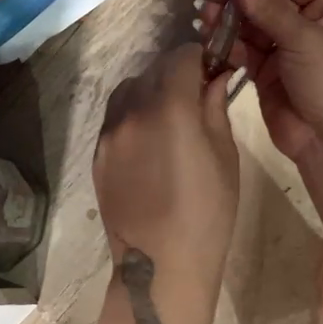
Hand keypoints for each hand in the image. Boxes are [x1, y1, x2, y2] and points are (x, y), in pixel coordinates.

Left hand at [93, 43, 240, 272]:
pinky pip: (116, 117)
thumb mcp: (224, 156)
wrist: (160, 266)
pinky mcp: (97, 154)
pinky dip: (135, 114)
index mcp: (169, 108)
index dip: (201, 57)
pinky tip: (152, 140)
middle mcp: (132, 111)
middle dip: (178, 73)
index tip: (214, 69)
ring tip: (171, 116)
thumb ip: (215, 108)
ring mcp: (109, 133)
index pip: (182, 57)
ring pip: (130, 89)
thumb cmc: (207, 213)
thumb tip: (214, 78)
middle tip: (198, 93)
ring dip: (152, 90)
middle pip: (154, 70)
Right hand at [198, 0, 322, 166]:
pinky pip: (244, 51)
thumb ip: (269, 7)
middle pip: (268, 1)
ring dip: (229, 20)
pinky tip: (209, 40)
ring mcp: (286, 51)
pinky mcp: (266, 74)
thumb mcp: (304, 39)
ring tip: (205, 18)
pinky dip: (227, 44)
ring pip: (252, 26)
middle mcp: (308, 27)